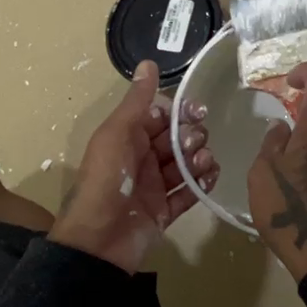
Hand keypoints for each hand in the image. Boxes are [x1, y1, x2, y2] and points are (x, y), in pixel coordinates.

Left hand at [47, 60, 218, 272]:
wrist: (98, 243)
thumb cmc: (106, 181)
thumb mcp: (117, 133)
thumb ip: (137, 100)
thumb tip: (148, 62)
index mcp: (129, 139)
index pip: (162, 117)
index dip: (181, 112)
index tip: (197, 111)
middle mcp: (143, 159)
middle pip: (177, 139)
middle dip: (192, 135)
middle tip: (193, 143)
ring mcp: (155, 187)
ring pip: (186, 164)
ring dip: (199, 158)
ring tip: (202, 162)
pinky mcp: (165, 212)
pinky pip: (189, 193)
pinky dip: (202, 184)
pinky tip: (209, 177)